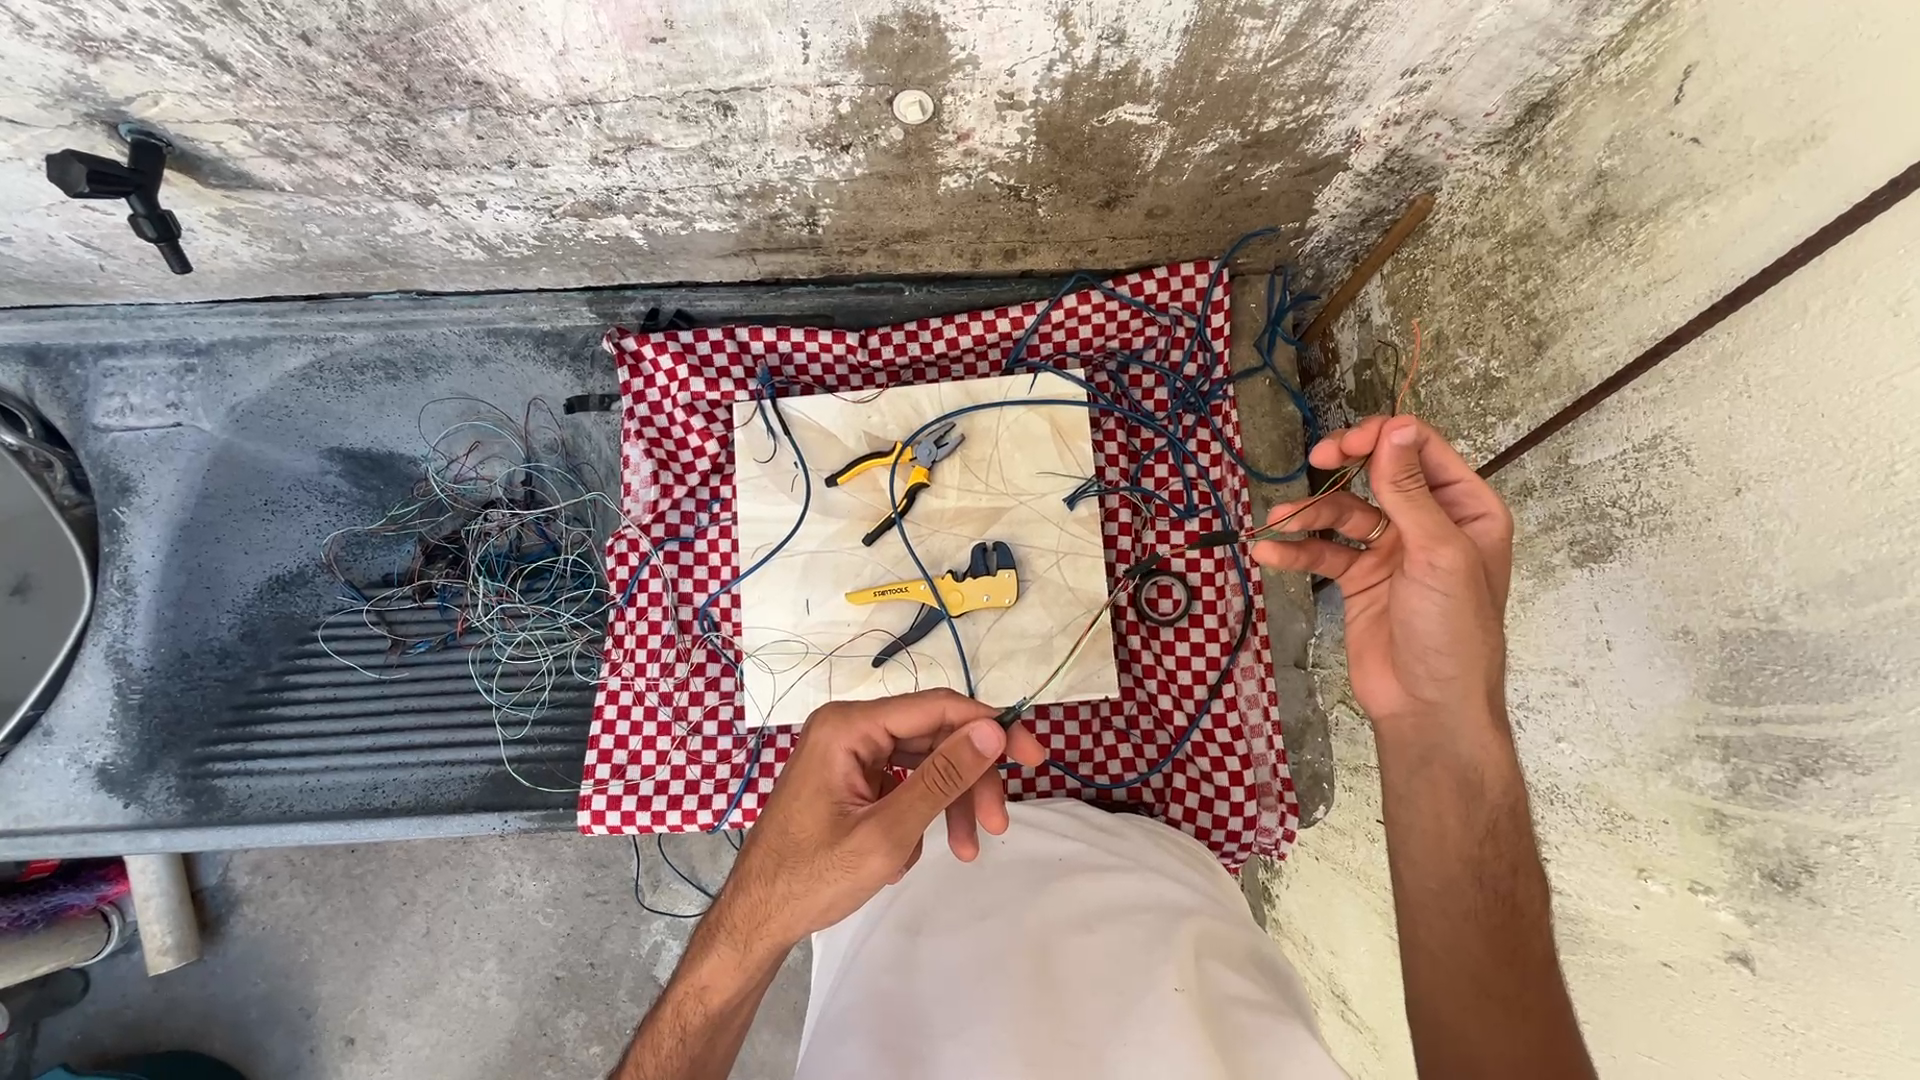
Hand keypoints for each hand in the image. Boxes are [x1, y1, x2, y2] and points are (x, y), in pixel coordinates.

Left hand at [712, 690, 1046, 954]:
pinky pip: (902, 781)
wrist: (756, 921)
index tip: (1032, 754)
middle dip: (968, 779)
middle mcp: (849, 727)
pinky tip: (912, 851)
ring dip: (949, 802)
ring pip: (922, 762)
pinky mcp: (850, 778)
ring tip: (966, 850)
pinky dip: (920, 812)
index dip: (989, 726)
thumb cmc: (812, 878)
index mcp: (849, 725)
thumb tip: (994, 729)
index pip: (937, 707)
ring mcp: (848, 753)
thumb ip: (943, 777)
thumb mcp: (888, 833)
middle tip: (998, 823)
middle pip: (933, 737)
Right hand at [1251, 415, 1512, 730]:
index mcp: (1466, 510)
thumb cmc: (1451, 629)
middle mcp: (1428, 523)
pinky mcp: (1358, 578)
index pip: (1421, 452)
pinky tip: (1270, 552)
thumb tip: (1396, 426)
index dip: (1383, 438)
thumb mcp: (1437, 553)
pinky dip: (1296, 550)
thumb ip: (1409, 491)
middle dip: (1344, 466)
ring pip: (1343, 514)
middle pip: (1378, 474)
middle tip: (1315, 459)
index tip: (1344, 443)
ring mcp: (1390, 550)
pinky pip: (1323, 552)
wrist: (1426, 705)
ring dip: (1309, 514)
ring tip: (1277, 521)